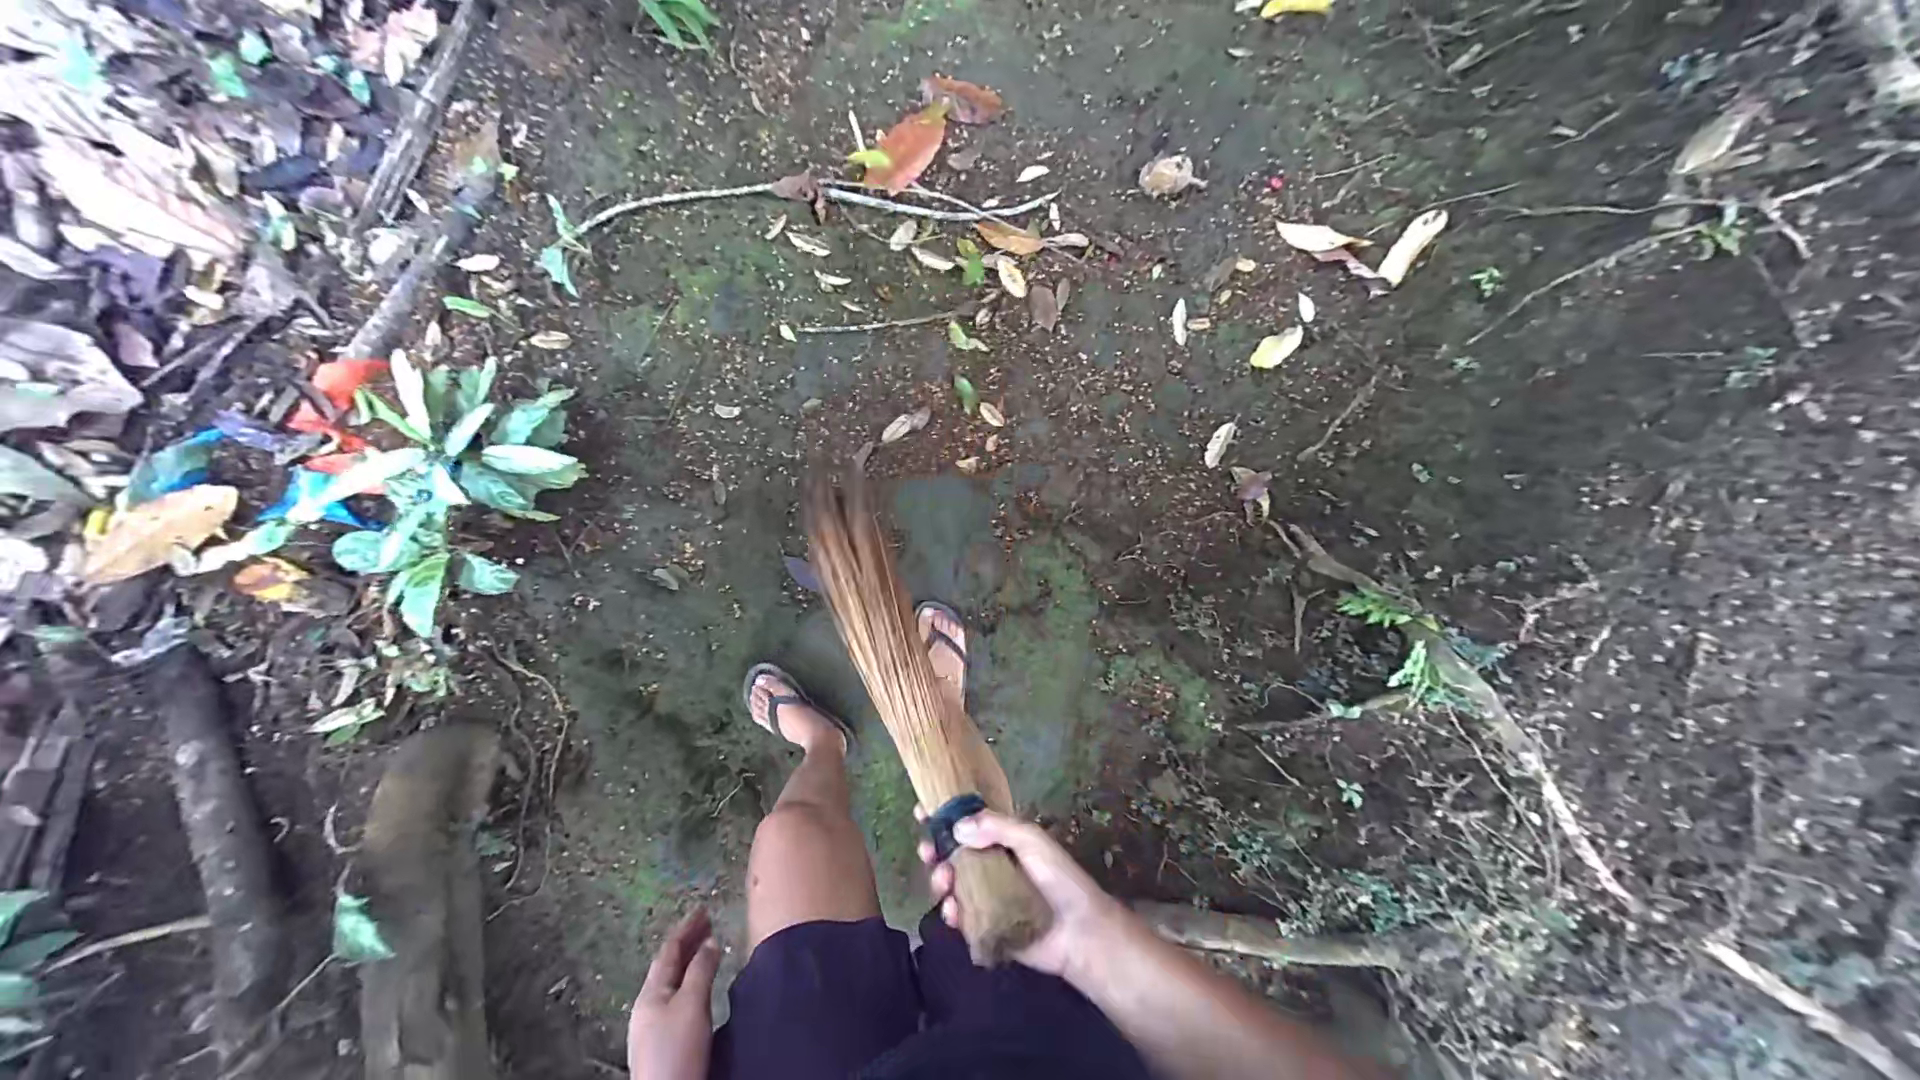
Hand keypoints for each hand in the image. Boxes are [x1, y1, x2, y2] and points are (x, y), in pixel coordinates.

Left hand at [627, 908, 721, 1079]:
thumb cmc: (677, 1050)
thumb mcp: (692, 1004)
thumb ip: (701, 970)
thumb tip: (710, 941)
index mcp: (651, 993)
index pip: (669, 951)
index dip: (686, 927)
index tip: (703, 907)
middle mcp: (649, 1006)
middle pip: (669, 965)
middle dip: (689, 941)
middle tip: (709, 920)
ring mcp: (654, 1026)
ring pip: (674, 981)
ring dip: (691, 960)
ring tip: (709, 945)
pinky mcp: (665, 1042)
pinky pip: (678, 996)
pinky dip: (692, 979)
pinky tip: (703, 983)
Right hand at [919, 810, 1137, 984]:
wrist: (1079, 933)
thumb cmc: (1059, 879)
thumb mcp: (1031, 840)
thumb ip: (996, 827)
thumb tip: (956, 827)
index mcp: (1001, 840)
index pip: (967, 822)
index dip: (943, 816)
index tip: (921, 810)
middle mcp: (990, 864)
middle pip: (951, 852)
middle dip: (934, 849)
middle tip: (926, 850)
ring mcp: (985, 895)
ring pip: (950, 883)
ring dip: (939, 879)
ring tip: (944, 882)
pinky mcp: (984, 925)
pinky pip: (959, 916)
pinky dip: (950, 912)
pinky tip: (953, 911)